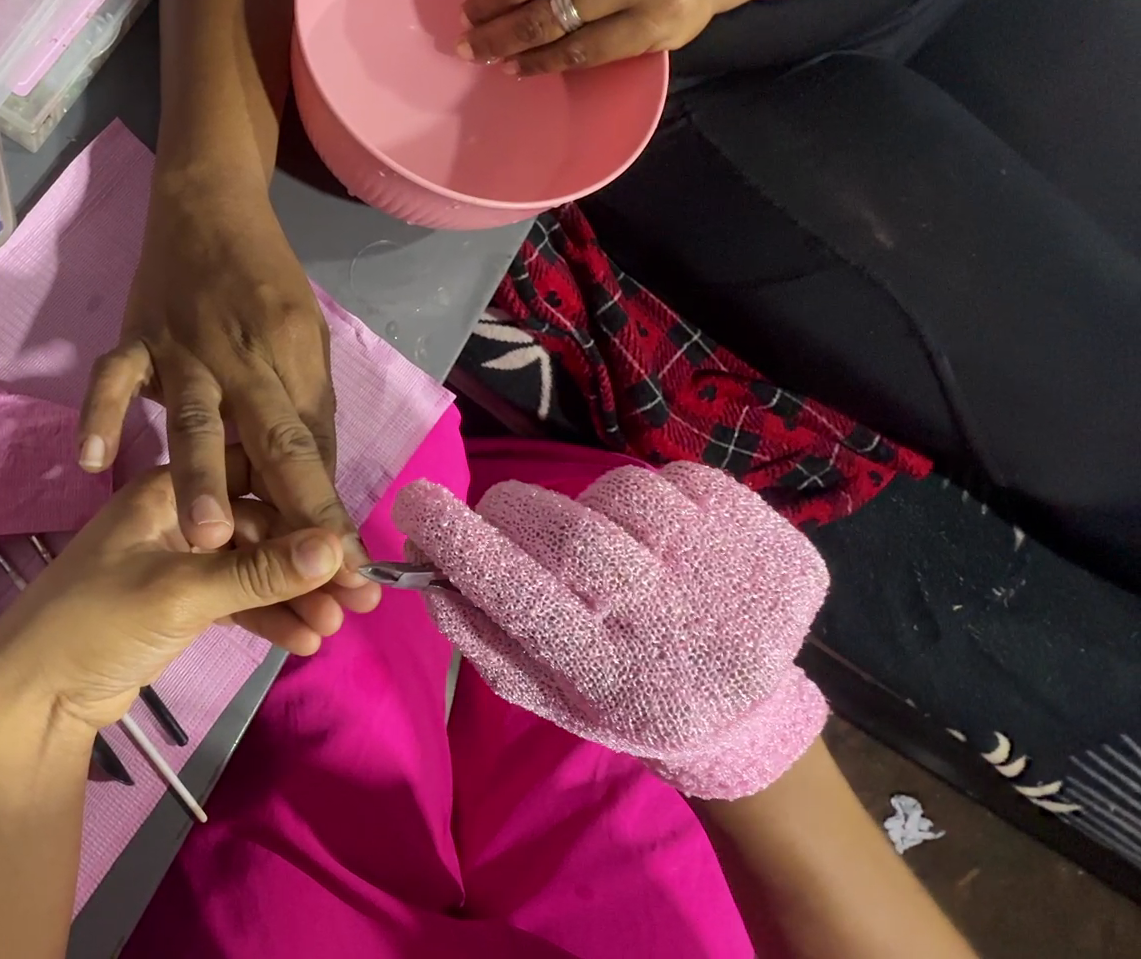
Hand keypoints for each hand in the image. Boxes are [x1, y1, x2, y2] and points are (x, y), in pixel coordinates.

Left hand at [0, 468, 374, 730]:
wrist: (36, 691)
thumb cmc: (99, 620)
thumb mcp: (182, 592)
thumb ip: (258, 572)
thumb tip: (336, 549)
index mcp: (170, 490)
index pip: (255, 483)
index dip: (306, 513)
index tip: (354, 550)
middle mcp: (180, 516)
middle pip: (260, 530)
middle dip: (306, 565)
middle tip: (358, 600)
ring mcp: (180, 560)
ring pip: (251, 570)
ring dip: (291, 596)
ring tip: (333, 627)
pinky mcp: (181, 602)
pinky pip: (235, 601)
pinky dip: (265, 618)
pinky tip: (301, 641)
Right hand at [80, 172, 365, 568]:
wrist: (208, 205)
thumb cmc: (264, 281)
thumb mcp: (305, 339)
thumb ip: (306, 410)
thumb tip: (316, 485)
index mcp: (292, 358)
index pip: (314, 447)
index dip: (330, 511)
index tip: (351, 578)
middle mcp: (243, 357)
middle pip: (269, 439)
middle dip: (285, 509)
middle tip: (299, 578)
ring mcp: (183, 347)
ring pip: (194, 417)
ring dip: (201, 476)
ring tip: (202, 537)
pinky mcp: (135, 337)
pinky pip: (113, 378)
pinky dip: (101, 415)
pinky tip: (93, 462)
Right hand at [393, 462, 830, 798]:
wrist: (739, 716)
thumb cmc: (615, 699)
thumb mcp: (537, 689)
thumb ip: (476, 628)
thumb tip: (422, 561)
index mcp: (605, 671)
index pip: (516, 590)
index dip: (458, 540)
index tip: (413, 501)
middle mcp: (673, 630)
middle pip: (571, 532)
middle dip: (514, 508)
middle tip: (502, 514)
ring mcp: (737, 587)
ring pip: (625, 492)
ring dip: (590, 503)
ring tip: (603, 539)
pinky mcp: (782, 551)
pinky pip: (686, 479)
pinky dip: (655, 496)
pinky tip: (662, 539)